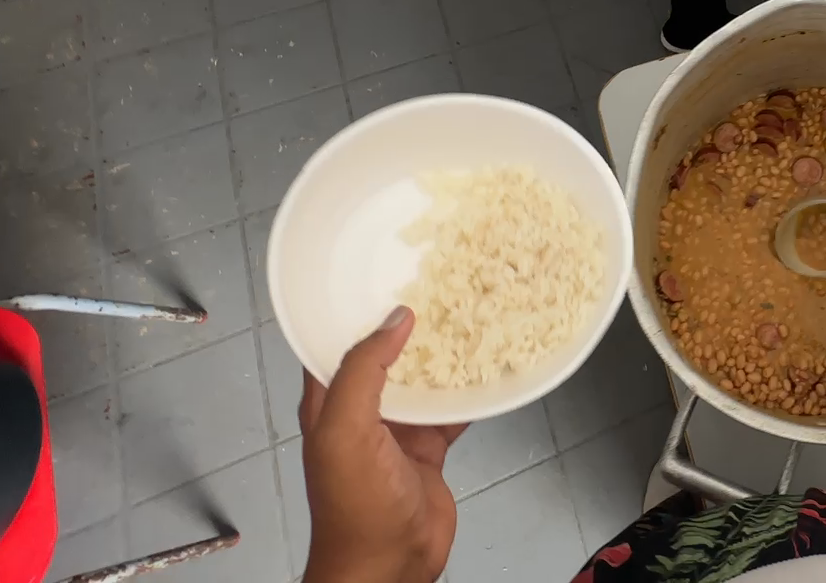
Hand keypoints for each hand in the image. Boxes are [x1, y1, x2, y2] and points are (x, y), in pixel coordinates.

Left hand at [299, 307, 467, 582]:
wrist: (390, 564)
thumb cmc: (358, 504)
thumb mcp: (347, 433)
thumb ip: (365, 372)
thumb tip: (397, 316)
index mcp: (331, 402)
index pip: (334, 343)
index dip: (354, 308)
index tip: (387, 272)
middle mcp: (364, 408)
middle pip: (388, 352)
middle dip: (413, 320)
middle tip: (445, 282)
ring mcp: (399, 425)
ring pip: (425, 373)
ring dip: (447, 348)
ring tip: (476, 310)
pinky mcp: (431, 441)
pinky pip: (454, 402)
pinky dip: (473, 383)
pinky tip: (494, 361)